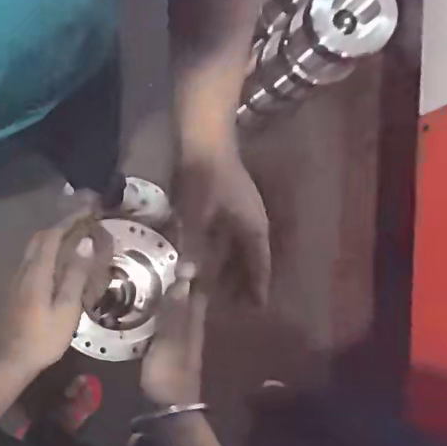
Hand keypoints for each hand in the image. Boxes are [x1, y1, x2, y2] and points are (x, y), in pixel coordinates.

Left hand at [0, 208, 109, 373]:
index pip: (52, 235)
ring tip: (74, 239)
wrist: (11, 360)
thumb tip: (86, 244)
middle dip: (61, 226)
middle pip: (40, 238)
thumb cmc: (43, 338)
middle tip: (83, 223)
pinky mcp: (16, 291)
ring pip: (34, 249)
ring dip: (53, 239)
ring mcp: (17, 280)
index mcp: (37, 271)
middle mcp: (24, 270)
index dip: (70, 220)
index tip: (88, 210)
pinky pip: (33, 261)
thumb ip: (76, 276)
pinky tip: (59, 263)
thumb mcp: (66, 309)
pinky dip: (48, 253)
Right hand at [141, 262, 207, 406]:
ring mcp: (180, 338)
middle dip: (177, 275)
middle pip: (187, 294)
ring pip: (176, 306)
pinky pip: (164, 319)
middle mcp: (190, 325)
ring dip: (166, 290)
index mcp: (194, 320)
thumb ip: (174, 309)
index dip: (191, 266)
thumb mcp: (170, 339)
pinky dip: (157, 307)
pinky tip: (143, 304)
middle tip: (155, 255)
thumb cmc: (169, 374)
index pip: (196, 285)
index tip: (177, 245)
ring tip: (145, 273)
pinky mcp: (168, 348)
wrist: (170, 411)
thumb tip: (185, 272)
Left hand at [174, 147, 269, 305]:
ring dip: (234, 268)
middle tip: (239, 306)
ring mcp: (241, 212)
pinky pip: (230, 238)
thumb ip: (192, 248)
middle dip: (246, 282)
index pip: (260, 264)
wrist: (204, 138)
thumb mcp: (196, 216)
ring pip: (240, 249)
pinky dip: (224, 253)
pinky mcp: (228, 204)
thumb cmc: (204, 177)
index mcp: (252, 228)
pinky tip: (211, 262)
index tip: (259, 307)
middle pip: (252, 259)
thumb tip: (187, 280)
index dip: (258, 286)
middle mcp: (252, 222)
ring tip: (225, 290)